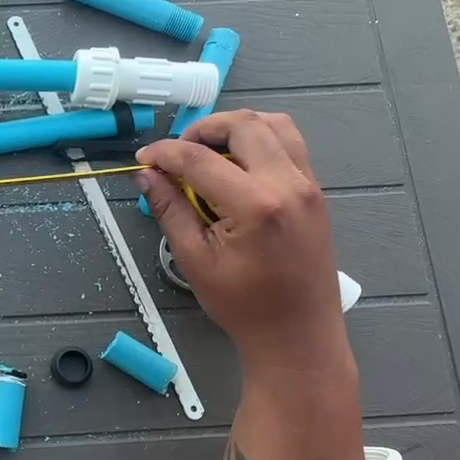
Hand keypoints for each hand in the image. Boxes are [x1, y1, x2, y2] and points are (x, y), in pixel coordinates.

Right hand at [136, 111, 348, 370]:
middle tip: (178, 153)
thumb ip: (170, 210)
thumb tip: (146, 176)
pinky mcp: (315, 192)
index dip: (165, 153)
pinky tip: (237, 167)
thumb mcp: (195, 260)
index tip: (143, 159)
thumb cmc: (244, 306)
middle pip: (244, 124)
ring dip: (236, 128)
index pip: (200, 158)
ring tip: (209, 152)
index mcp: (255, 205)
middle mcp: (288, 184)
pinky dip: (260, 141)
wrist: (298, 335)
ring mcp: (308, 185)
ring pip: (275, 124)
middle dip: (203, 129)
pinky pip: (289, 144)